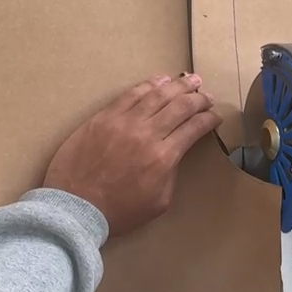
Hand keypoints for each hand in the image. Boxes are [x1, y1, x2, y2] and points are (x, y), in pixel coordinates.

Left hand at [44, 73, 220, 236]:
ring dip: (178, 86)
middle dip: (199, 98)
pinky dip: (148, 85)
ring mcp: (124, 122)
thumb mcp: (158, 203)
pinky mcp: (104, 117)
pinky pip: (130, 94)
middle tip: (207, 95)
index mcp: (164, 158)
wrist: (76, 207)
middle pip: (180, 106)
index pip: (194, 128)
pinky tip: (160, 81)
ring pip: (158, 95)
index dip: (209, 119)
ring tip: (190, 80)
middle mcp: (147, 134)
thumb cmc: (118, 212)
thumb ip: (171, 175)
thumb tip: (175, 154)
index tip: (215, 117)